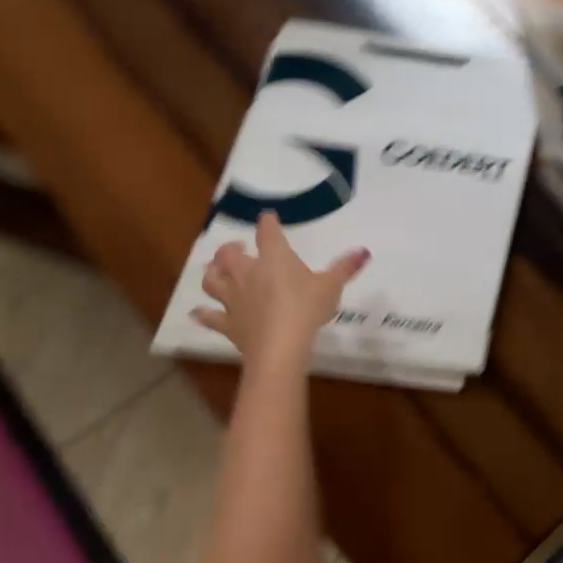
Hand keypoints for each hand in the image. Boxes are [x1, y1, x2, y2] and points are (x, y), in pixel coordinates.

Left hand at [191, 211, 369, 364]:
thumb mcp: (332, 285)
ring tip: (215, 270)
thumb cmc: (307, 308)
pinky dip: (203, 314)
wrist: (280, 346)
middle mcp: (247, 273)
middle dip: (231, 248)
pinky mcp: (227, 322)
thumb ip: (345, 267)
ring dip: (212, 272)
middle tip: (238, 248)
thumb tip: (364, 251)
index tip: (268, 217)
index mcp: (274, 259)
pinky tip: (198, 313)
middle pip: (229, 254)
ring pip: (212, 280)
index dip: (267, 222)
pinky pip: (210, 317)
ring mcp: (233, 298)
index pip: (267, 233)